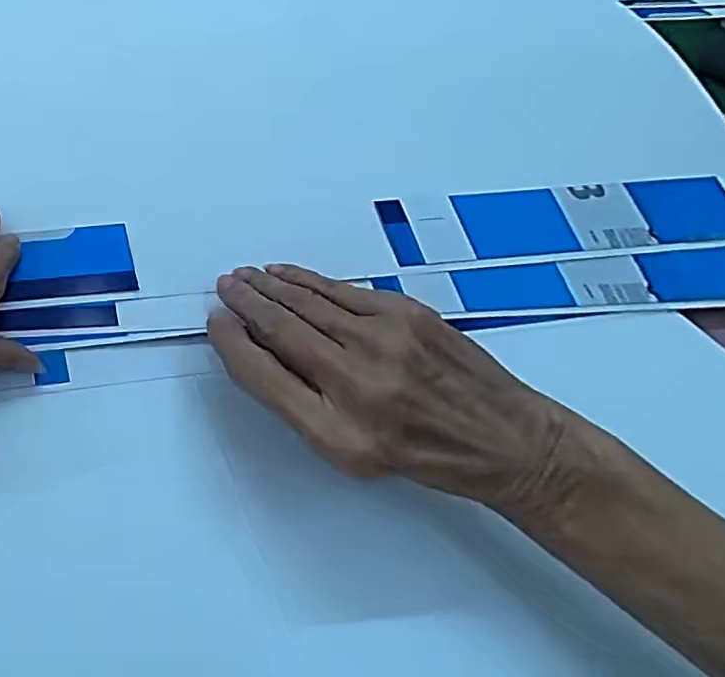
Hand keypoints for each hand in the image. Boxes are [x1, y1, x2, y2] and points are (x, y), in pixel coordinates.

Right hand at [208, 263, 578, 514]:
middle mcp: (360, 383)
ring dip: (268, 285)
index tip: (215, 321)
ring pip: (305, 302)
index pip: (262, 374)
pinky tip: (283, 273)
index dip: (231, 342)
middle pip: (280, 327)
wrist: (509, 443)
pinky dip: (304, 279)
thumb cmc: (420, 451)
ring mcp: (386, 342)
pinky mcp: (407, 314)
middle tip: (225, 286)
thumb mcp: (347, 450)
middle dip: (245, 301)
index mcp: (339, 431)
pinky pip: (338, 289)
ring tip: (245, 277)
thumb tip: (250, 344)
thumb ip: (293, 399)